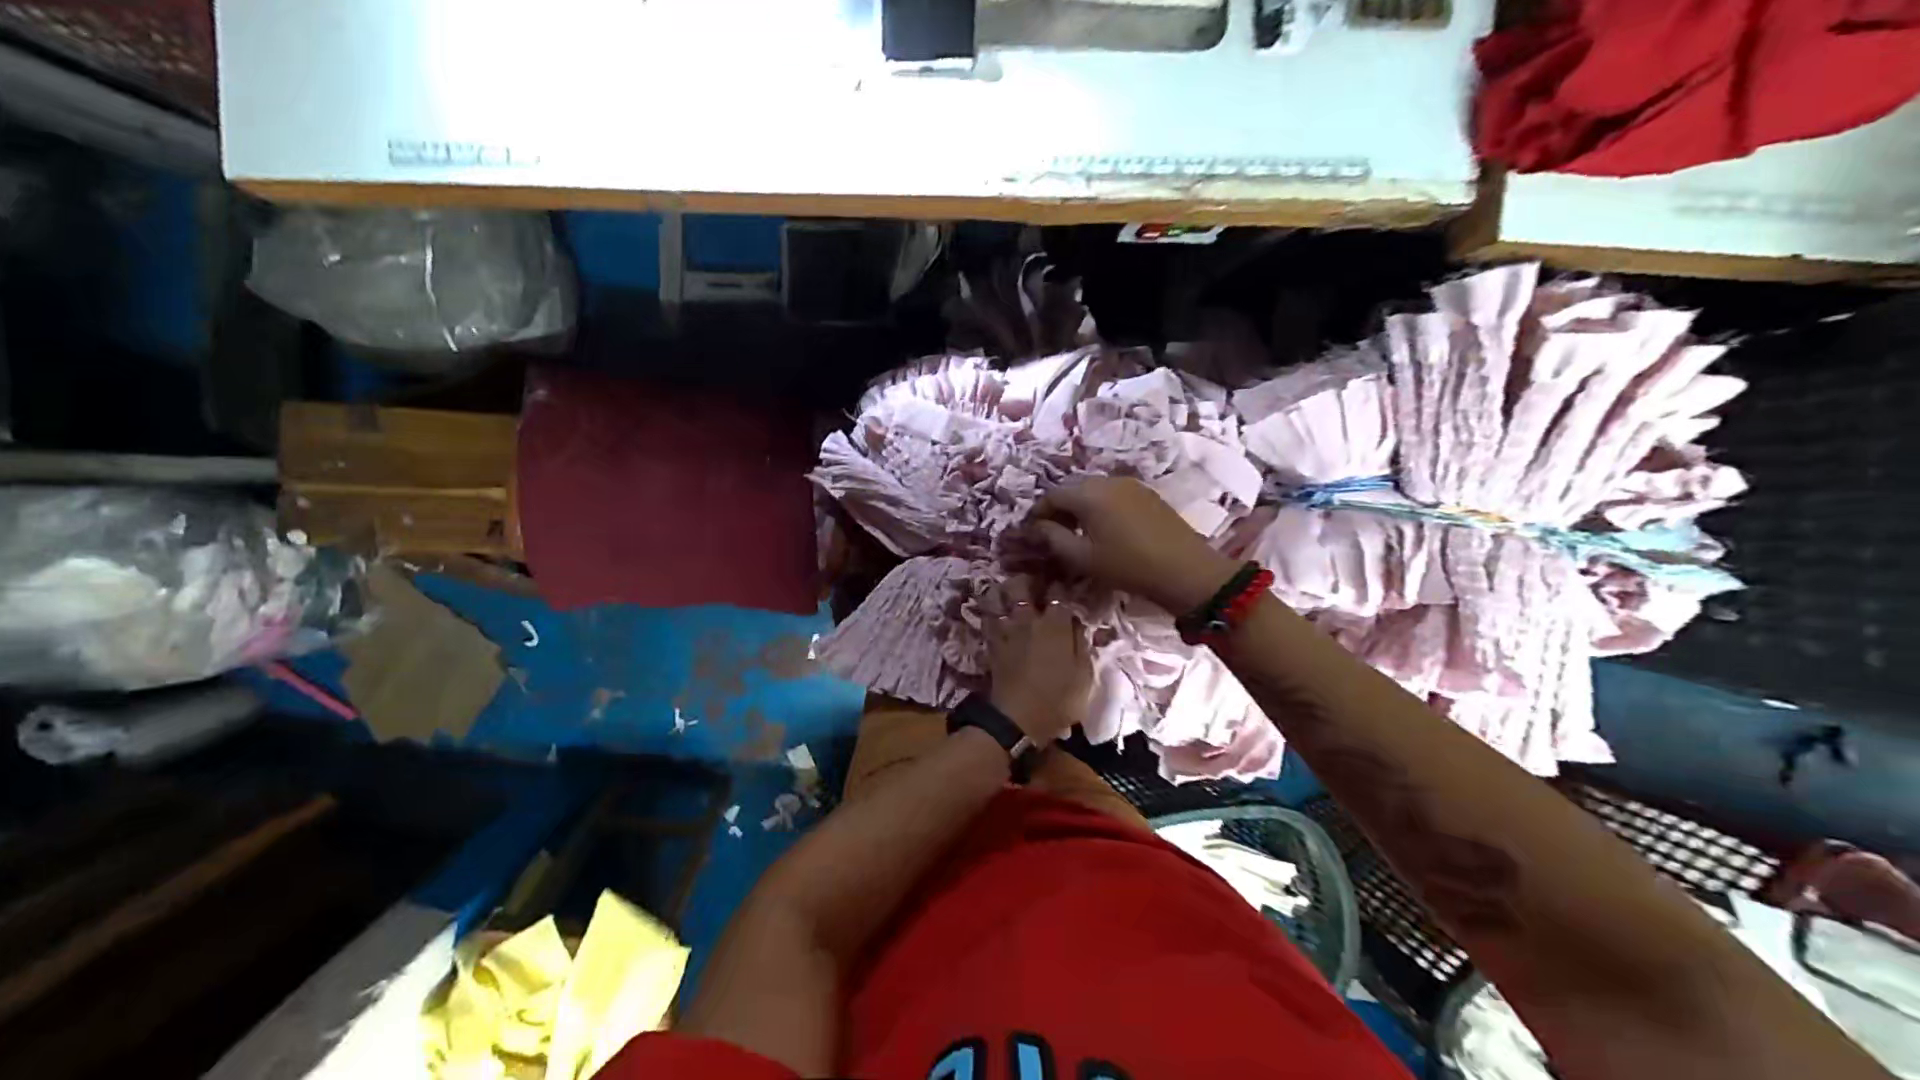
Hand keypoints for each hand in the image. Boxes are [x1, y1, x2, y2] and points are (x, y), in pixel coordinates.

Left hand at [986, 599, 1091, 741]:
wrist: (1016, 720)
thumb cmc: (1057, 700)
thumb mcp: (1083, 676)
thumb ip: (1082, 645)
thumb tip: (1078, 623)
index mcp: (1054, 625)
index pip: (1059, 592)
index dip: (1062, 586)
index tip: (1065, 586)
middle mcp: (1028, 620)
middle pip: (1021, 585)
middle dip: (1027, 580)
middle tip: (1034, 585)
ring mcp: (1006, 630)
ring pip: (998, 597)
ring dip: (1003, 592)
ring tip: (1010, 594)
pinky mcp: (991, 644)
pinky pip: (987, 619)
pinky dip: (990, 612)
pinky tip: (996, 614)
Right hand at [1021, 477, 1238, 613]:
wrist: (1184, 569)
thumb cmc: (1127, 565)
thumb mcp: (1083, 557)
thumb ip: (1053, 538)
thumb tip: (1037, 527)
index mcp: (1088, 493)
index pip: (1052, 495)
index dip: (1038, 513)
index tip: (1033, 532)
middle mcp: (1107, 481)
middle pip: (1073, 488)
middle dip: (1059, 509)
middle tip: (1054, 534)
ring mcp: (1130, 485)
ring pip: (1094, 490)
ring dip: (1080, 508)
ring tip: (1078, 534)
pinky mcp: (1147, 494)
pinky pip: (1114, 494)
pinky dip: (1101, 507)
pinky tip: (1105, 530)